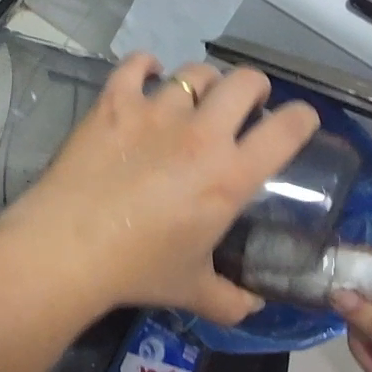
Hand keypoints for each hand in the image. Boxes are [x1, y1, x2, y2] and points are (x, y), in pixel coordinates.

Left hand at [0, 53, 319, 325]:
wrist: (68, 248)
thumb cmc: (137, 269)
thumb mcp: (193, 289)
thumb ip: (230, 299)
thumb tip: (252, 306)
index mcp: (230, 175)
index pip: (286, 131)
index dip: (303, 118)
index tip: (301, 119)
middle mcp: (201, 133)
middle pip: (244, 82)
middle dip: (254, 87)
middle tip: (246, 103)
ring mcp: (156, 111)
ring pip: (193, 72)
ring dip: (203, 81)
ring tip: (197, 94)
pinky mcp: (115, 102)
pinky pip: (136, 65)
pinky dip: (145, 64)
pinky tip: (148, 72)